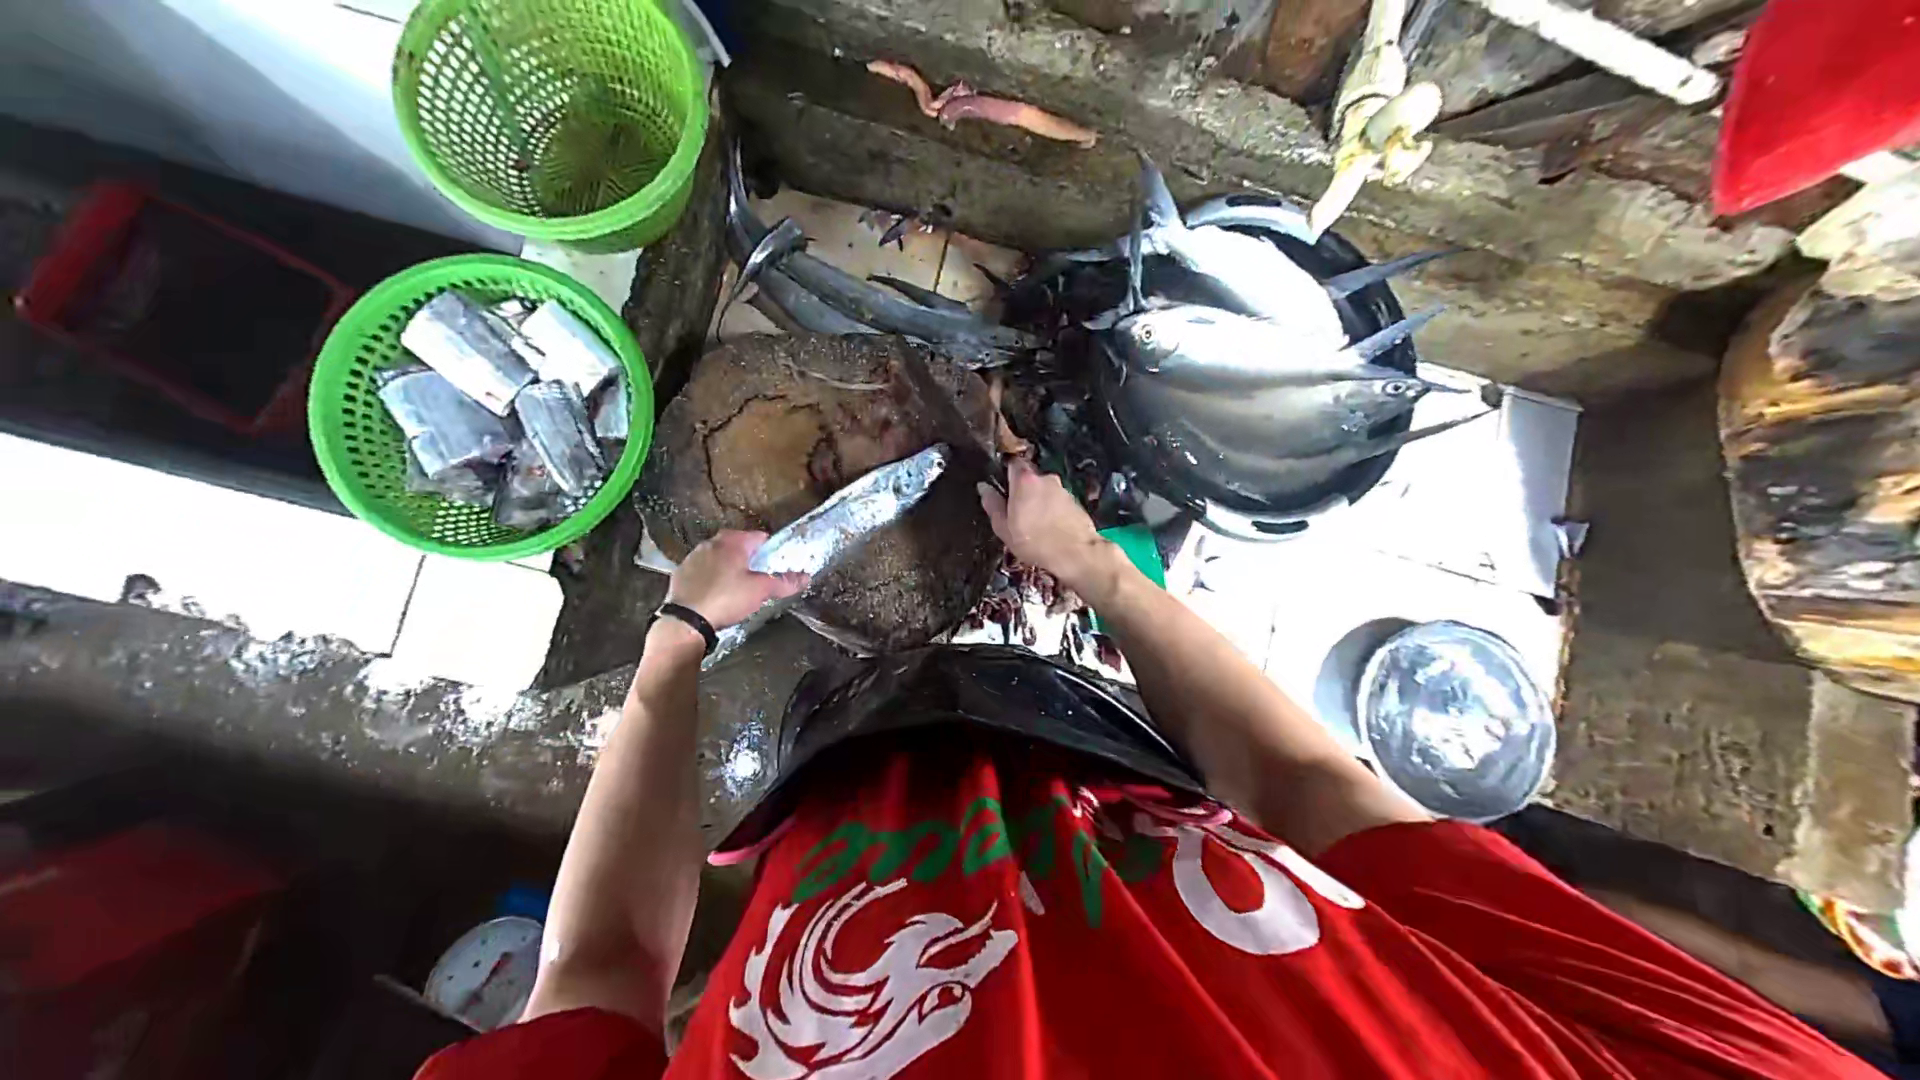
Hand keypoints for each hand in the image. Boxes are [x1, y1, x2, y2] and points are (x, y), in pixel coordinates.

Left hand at [665, 530, 807, 628]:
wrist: (687, 620)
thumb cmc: (727, 598)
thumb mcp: (761, 591)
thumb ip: (784, 582)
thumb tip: (806, 577)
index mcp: (733, 542)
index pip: (759, 536)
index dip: (770, 549)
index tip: (774, 564)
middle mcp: (712, 542)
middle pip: (737, 544)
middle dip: (748, 556)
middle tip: (757, 575)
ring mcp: (693, 556)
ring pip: (718, 555)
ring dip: (728, 564)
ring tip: (737, 585)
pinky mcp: (681, 572)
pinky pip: (703, 568)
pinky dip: (711, 575)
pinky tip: (715, 592)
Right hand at [978, 459, 1119, 593]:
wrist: (1075, 554)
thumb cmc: (1034, 541)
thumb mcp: (1004, 528)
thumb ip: (993, 505)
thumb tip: (984, 488)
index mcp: (1025, 480)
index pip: (1013, 463)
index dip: (1006, 472)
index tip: (1002, 487)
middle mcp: (1046, 478)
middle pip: (1030, 479)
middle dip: (1024, 491)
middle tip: (1017, 513)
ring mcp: (1063, 490)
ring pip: (1045, 491)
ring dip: (1039, 502)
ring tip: (1036, 525)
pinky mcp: (1076, 502)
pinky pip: (1058, 502)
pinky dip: (1053, 511)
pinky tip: (1051, 529)